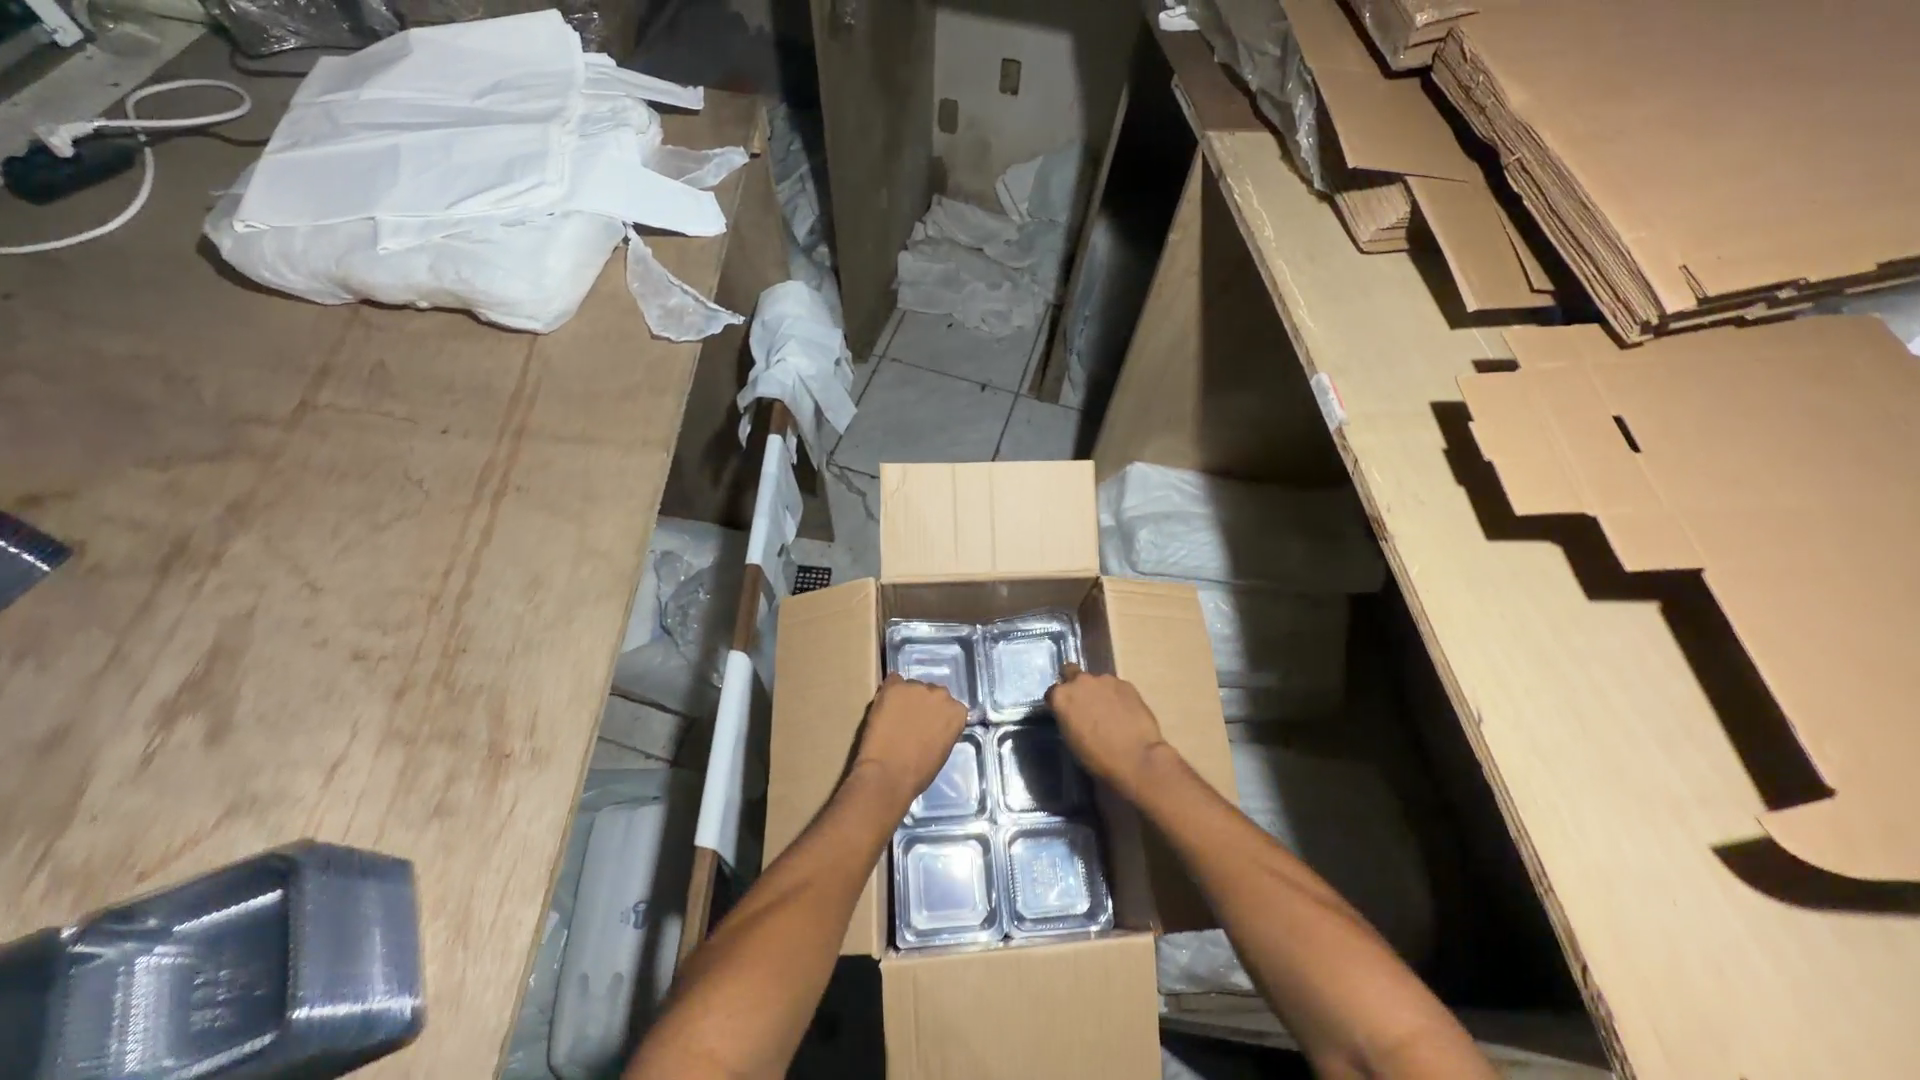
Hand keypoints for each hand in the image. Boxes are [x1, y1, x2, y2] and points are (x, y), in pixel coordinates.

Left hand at [851, 674, 968, 810]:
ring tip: (894, 715)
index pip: (950, 706)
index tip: (929, 725)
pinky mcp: (894, 686)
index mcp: (957, 711)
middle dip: (924, 704)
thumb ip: (943, 729)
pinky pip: (893, 681)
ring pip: (912, 687)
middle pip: (932, 692)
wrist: (889, 773)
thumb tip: (933, 724)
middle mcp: (941, 694)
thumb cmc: (919, 771)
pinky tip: (885, 706)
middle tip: (911, 720)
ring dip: (906, 698)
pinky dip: (890, 691)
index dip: (937, 715)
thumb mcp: (943, 749)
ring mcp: (917, 687)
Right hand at [1045, 664, 1173, 801]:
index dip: (1059, 702)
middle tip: (1084, 703)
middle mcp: (1080, 681)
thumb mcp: (1070, 739)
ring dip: (1098, 691)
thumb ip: (1067, 717)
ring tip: (1109, 711)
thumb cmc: (1097, 756)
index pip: (1052, 692)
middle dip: (1074, 684)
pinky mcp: (1126, 683)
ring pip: (1096, 681)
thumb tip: (1073, 713)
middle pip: (1071, 672)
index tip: (1065, 712)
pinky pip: (1116, 687)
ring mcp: (1104, 680)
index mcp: (1061, 696)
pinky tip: (1124, 712)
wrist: (1135, 757)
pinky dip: (1117, 696)